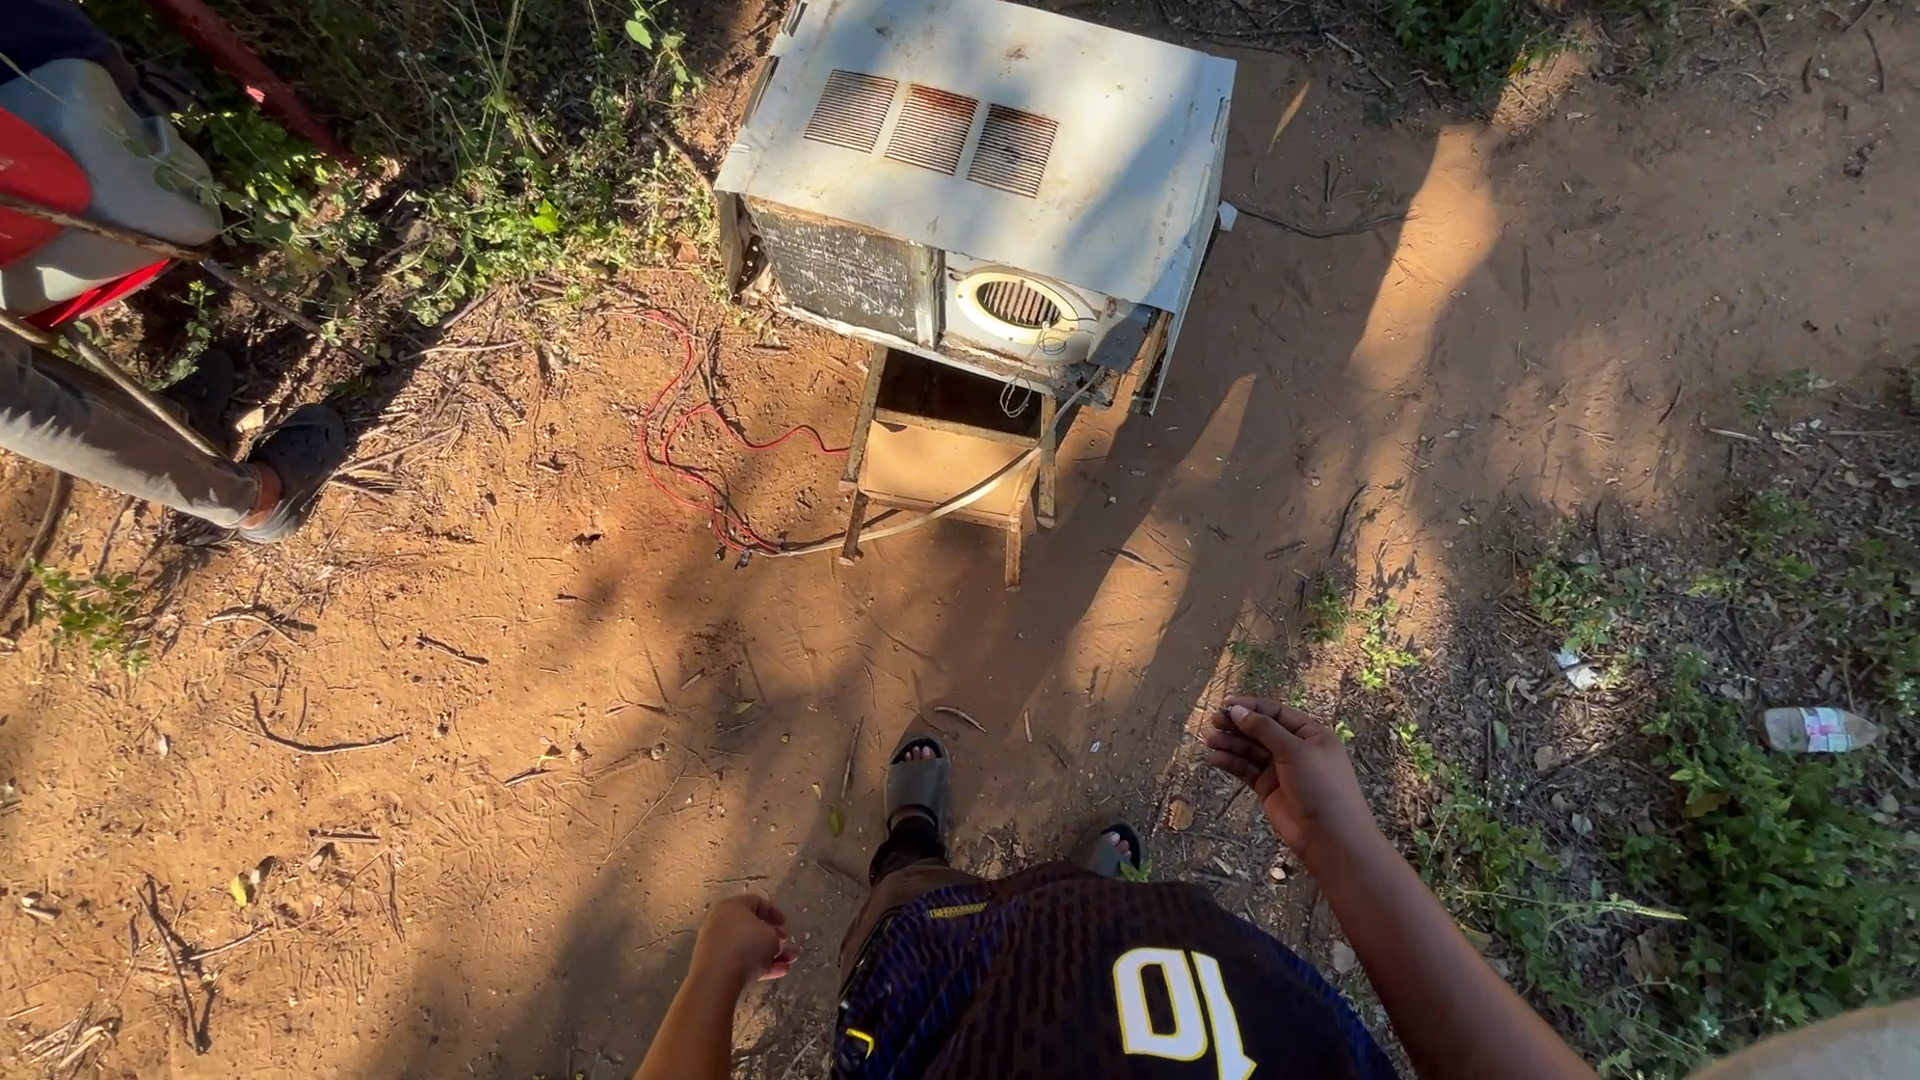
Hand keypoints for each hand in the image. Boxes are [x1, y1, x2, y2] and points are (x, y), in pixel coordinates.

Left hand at [689, 894, 799, 987]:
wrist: (716, 978)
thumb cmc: (747, 946)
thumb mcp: (771, 937)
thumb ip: (775, 938)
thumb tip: (774, 944)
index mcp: (733, 906)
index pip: (757, 903)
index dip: (774, 913)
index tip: (785, 924)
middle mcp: (721, 922)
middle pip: (752, 928)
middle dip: (773, 938)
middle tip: (787, 945)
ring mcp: (716, 945)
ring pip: (748, 947)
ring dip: (769, 955)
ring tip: (789, 963)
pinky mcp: (714, 965)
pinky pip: (739, 962)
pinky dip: (757, 966)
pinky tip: (777, 973)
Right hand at [1204, 696, 1378, 864]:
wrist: (1331, 838)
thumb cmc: (1321, 786)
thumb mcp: (1295, 751)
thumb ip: (1264, 729)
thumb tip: (1237, 710)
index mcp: (1309, 734)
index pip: (1275, 713)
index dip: (1251, 707)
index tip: (1225, 704)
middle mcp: (1294, 748)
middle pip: (1260, 730)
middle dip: (1237, 725)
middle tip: (1214, 722)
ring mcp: (1280, 769)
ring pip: (1250, 749)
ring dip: (1230, 743)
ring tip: (1211, 742)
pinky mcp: (1267, 787)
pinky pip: (1246, 769)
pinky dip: (1231, 762)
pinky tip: (1216, 759)